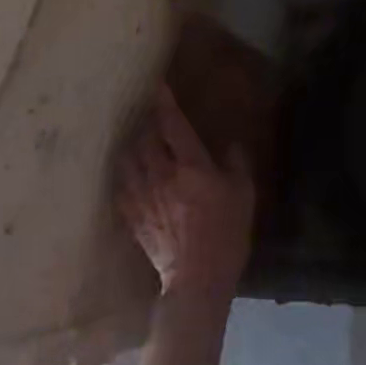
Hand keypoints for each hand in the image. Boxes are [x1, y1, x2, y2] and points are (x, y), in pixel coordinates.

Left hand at [117, 84, 254, 300]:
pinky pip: (121, 188)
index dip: (165, 104)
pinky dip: (124, 174)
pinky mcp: (132, 218)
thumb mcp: (244, 192)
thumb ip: (237, 163)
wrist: (197, 278)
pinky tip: (127, 172)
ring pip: (129, 162)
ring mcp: (143, 198)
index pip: (174, 126)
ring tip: (136, 139)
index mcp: (191, 166)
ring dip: (133, 146)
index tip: (157, 86)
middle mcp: (161, 176)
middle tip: (150, 113)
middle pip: (146, 140)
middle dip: (147, 124)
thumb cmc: (227, 231)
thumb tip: (231, 145)